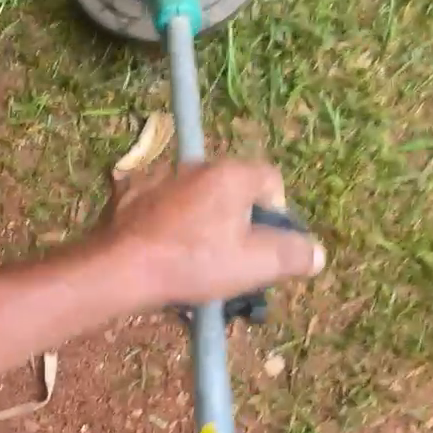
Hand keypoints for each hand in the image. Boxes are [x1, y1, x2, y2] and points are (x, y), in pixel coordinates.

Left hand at [92, 160, 324, 306]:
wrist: (118, 267)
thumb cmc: (192, 263)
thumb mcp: (256, 265)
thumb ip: (293, 254)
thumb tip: (314, 252)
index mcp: (229, 173)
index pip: (270, 180)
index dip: (275, 212)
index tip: (262, 244)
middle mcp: (191, 165)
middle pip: (229, 187)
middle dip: (234, 218)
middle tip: (228, 254)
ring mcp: (153, 176)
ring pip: (190, 194)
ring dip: (197, 217)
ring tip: (191, 255)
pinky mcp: (124, 193)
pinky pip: (156, 202)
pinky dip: (163, 219)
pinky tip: (159, 246)